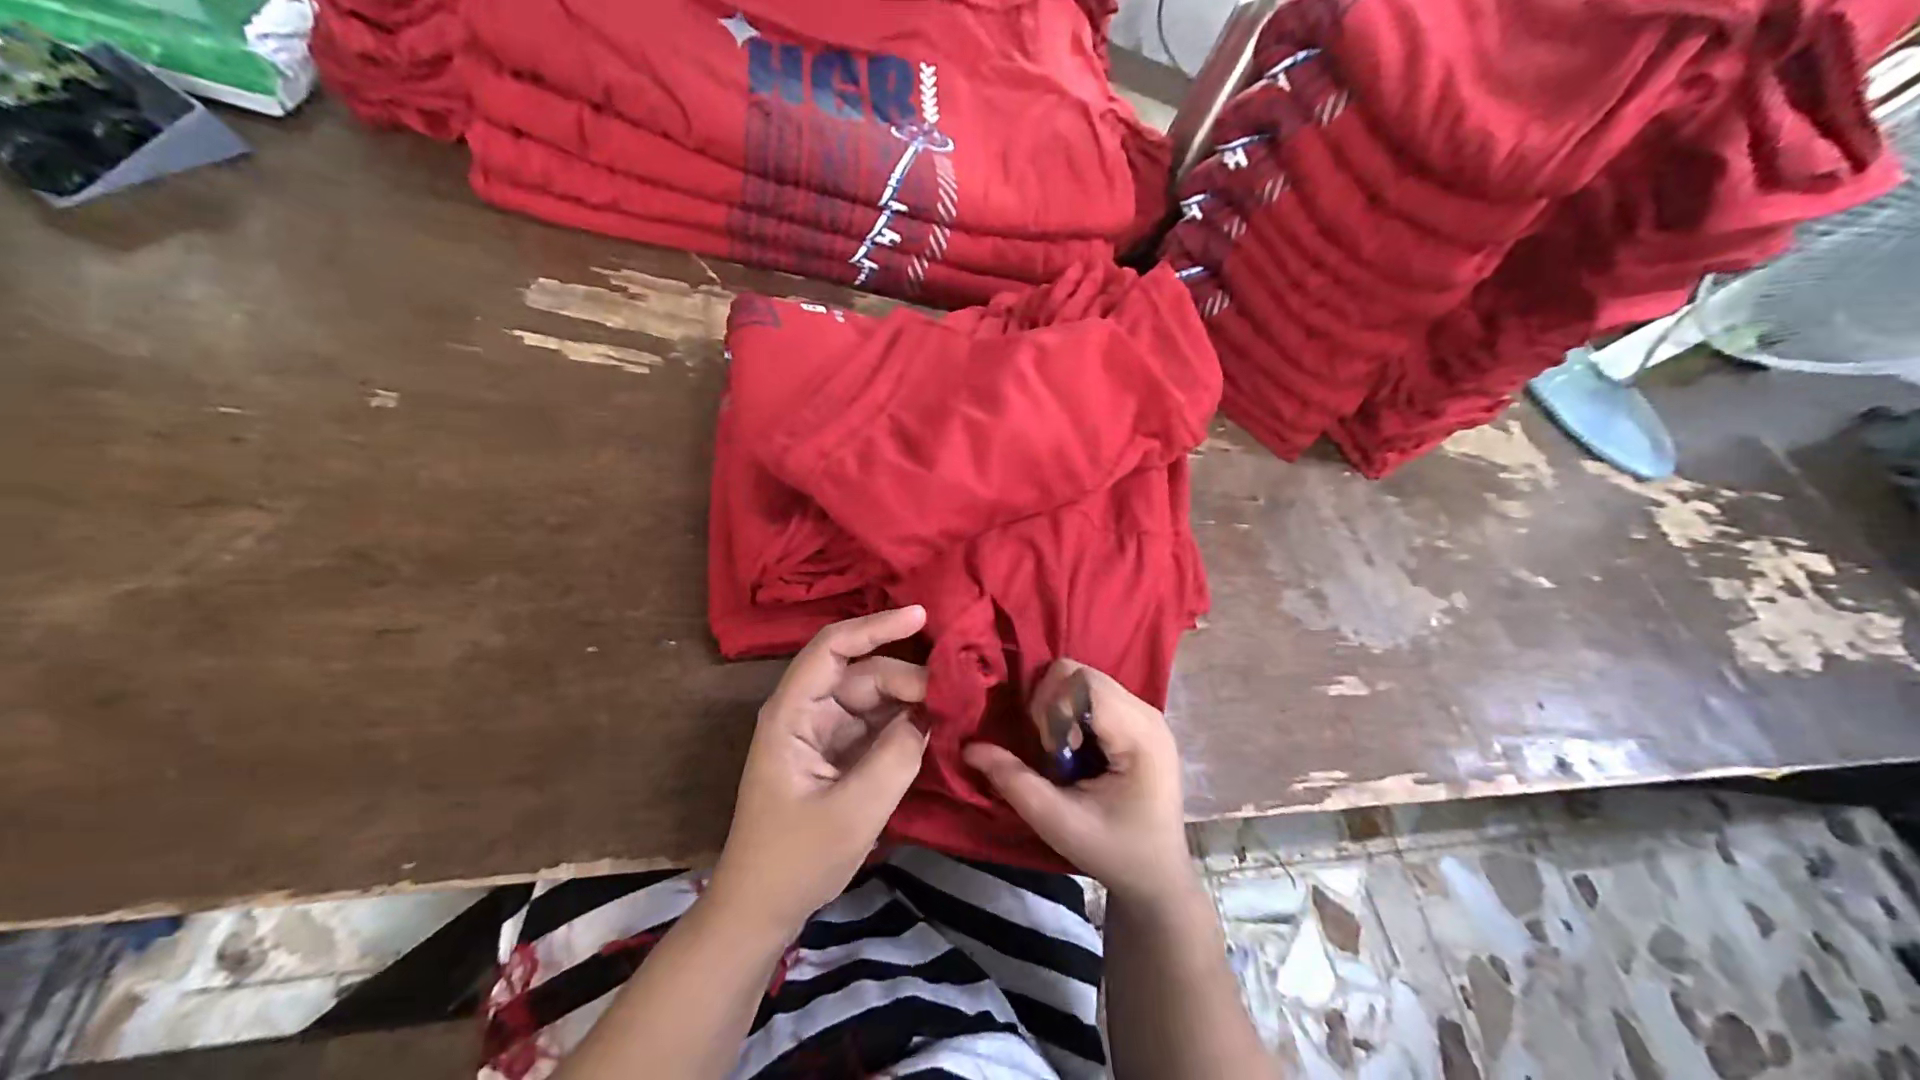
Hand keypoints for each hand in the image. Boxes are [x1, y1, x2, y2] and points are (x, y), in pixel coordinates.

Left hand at [708, 606, 930, 935]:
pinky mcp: (838, 754)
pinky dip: (905, 723)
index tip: (922, 616)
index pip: (832, 649)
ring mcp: (823, 733)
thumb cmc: (796, 860)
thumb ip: (896, 758)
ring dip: (910, 699)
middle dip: (907, 678)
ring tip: (953, 708)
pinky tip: (936, 726)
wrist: (762, 909)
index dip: (876, 626)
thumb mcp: (852, 813)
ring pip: (873, 697)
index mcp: (791, 714)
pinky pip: (876, 724)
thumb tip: (930, 714)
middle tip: (953, 697)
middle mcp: (806, 712)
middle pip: (862, 673)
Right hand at [962, 659, 1194, 905]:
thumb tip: (970, 749)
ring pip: (1084, 679)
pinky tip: (1076, 749)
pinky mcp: (1137, 720)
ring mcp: (1146, 714)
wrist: (1157, 876)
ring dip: (1060, 709)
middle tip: (1053, 752)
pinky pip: (1093, 693)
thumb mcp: (1059, 823)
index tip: (1051, 751)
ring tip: (1064, 752)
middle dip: (1052, 705)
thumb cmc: (1114, 852)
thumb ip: (1014, 781)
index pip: (1083, 683)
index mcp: (1140, 735)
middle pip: (1081, 674)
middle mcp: (1147, 713)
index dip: (1052, 707)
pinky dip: (1072, 712)